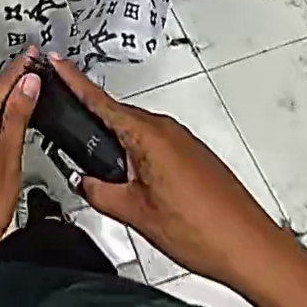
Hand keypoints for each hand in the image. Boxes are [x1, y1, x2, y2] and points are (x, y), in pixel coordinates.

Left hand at [0, 48, 40, 254]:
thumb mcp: (9, 158)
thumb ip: (18, 115)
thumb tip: (29, 82)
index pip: (4, 80)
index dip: (24, 67)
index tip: (37, 53)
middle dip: (17, 83)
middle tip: (41, 78)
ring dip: (5, 99)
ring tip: (30, 98)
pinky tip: (8, 119)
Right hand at [47, 55, 287, 286]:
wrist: (248, 245)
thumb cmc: (203, 230)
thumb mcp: (137, 214)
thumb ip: (102, 193)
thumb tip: (85, 182)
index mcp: (148, 135)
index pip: (101, 100)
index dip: (75, 80)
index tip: (57, 61)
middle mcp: (165, 128)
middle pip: (118, 115)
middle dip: (93, 123)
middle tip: (71, 133)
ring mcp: (180, 139)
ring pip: (137, 132)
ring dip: (118, 145)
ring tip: (108, 176)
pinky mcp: (190, 152)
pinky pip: (154, 142)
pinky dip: (138, 154)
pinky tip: (138, 183)